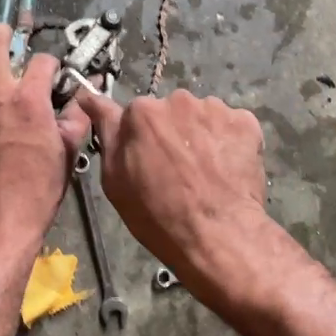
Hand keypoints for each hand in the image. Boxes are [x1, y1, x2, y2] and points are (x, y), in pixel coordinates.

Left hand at [0, 24, 90, 246]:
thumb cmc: (38, 190)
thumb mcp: (68, 153)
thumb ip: (76, 119)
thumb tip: (84, 99)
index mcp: (27, 101)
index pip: (41, 60)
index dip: (53, 65)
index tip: (58, 78)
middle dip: (4, 32)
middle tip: (15, 34)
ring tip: (14, 91)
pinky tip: (3, 118)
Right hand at [77, 90, 270, 282]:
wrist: (219, 236)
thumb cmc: (158, 215)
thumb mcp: (115, 179)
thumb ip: (106, 132)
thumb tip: (90, 98)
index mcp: (141, 111)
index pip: (134, 114)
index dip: (140, 137)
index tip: (148, 158)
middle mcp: (177, 99)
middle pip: (170, 112)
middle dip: (172, 133)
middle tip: (178, 171)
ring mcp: (214, 108)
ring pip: (201, 117)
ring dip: (201, 136)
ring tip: (206, 173)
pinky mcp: (245, 121)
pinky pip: (231, 125)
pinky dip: (229, 141)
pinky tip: (228, 169)